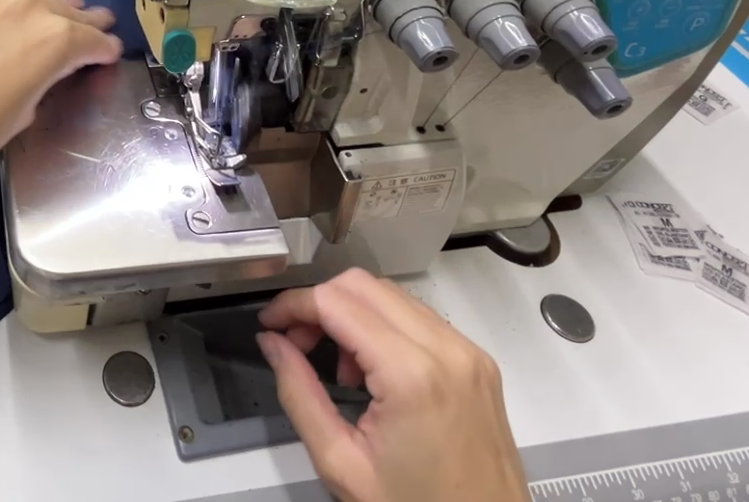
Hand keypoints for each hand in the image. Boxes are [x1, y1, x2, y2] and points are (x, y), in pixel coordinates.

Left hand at [0, 0, 122, 175]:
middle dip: (83, 20)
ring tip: (51, 17)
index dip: (105, 48)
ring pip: (28, 1)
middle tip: (98, 20)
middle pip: (66, 11)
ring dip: (41, 12)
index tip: (110, 52)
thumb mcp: (27, 111)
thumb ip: (45, 77)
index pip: (93, 39)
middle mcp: (28, 7)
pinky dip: (2, 14)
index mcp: (56, 38)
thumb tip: (47, 67)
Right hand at [256, 269, 527, 501]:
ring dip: (350, 312)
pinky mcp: (479, 363)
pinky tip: (372, 369)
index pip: (335, 302)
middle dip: (318, 303)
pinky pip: (418, 317)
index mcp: (412, 376)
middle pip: (361, 284)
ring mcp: (468, 354)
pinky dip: (382, 325)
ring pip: (389, 293)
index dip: (292, 304)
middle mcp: (447, 351)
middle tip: (296, 341)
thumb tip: (272, 342)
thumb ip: (298, 393)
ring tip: (337, 364)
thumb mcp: (341, 463)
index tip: (270, 323)